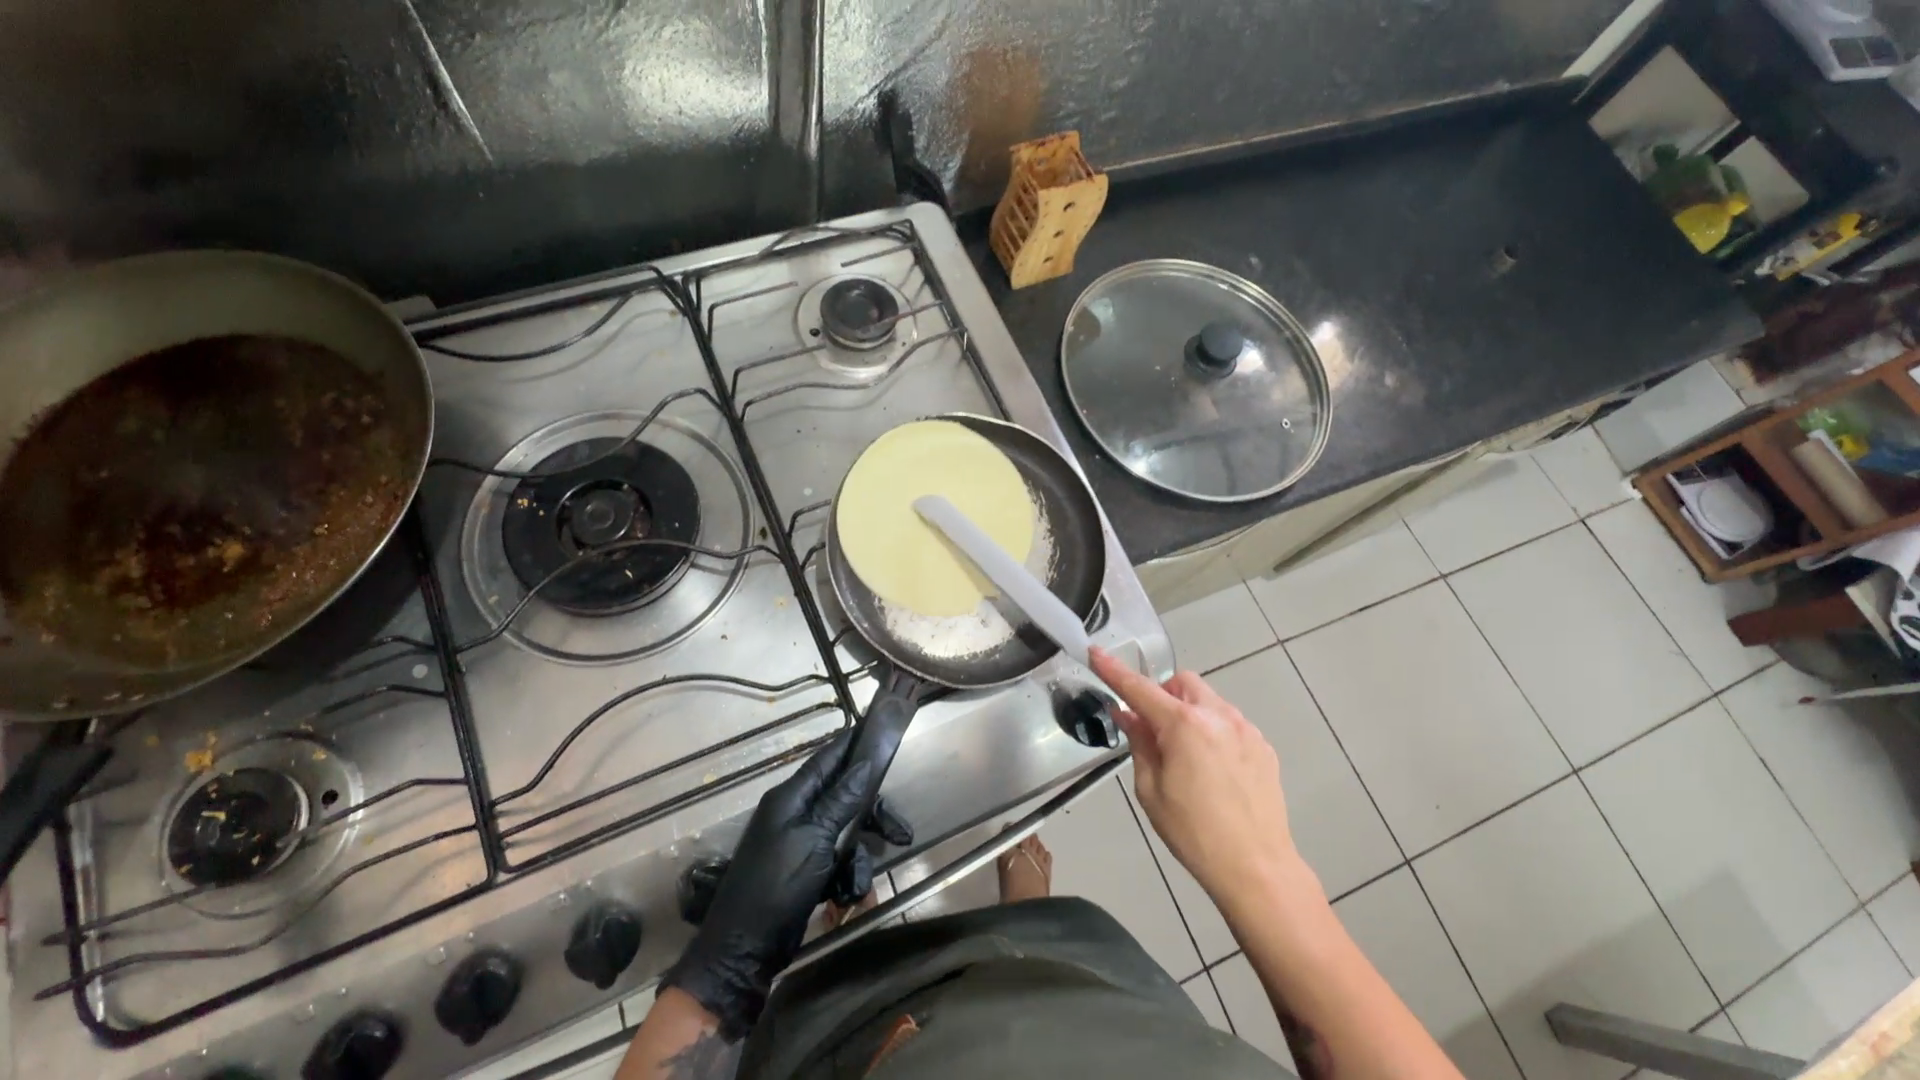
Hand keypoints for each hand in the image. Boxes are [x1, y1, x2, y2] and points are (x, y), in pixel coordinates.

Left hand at [660, 732, 878, 1037]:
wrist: (745, 948)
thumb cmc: (777, 884)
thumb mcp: (814, 838)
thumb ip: (841, 799)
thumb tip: (865, 759)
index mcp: (791, 797)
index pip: (828, 758)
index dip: (854, 745)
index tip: (881, 730)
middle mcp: (796, 814)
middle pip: (847, 799)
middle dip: (873, 820)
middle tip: (902, 834)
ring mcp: (801, 843)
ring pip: (847, 836)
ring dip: (857, 863)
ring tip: (854, 891)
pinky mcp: (807, 871)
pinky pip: (838, 864)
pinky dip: (845, 881)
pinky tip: (843, 901)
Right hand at [1089, 647, 1317, 910]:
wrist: (1256, 867)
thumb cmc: (1193, 833)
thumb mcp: (1151, 790)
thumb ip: (1140, 744)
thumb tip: (1129, 715)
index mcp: (1185, 726)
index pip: (1140, 689)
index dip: (1114, 671)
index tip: (1096, 652)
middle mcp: (1219, 717)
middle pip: (1183, 683)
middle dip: (1163, 695)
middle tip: (1153, 730)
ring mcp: (1247, 730)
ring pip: (1209, 702)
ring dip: (1189, 713)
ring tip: (1185, 757)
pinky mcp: (1264, 748)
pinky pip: (1230, 724)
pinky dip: (1213, 732)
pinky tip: (1213, 771)